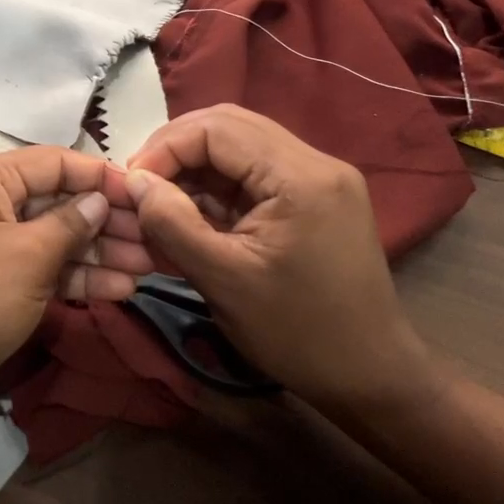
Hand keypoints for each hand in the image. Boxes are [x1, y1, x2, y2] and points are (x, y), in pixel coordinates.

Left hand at [0, 146, 152, 405]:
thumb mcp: (27, 257)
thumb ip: (69, 224)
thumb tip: (99, 198)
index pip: (55, 161)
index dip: (102, 176)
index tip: (148, 194)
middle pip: (59, 199)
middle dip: (107, 218)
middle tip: (157, 240)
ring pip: (57, 237)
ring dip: (101, 251)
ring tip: (150, 267)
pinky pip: (45, 267)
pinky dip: (79, 276)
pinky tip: (120, 288)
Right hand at [124, 105, 440, 413]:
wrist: (371, 380)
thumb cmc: (297, 334)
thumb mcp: (222, 281)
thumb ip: (172, 223)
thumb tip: (133, 180)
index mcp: (301, 178)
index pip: (217, 129)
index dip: (166, 147)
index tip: (132, 183)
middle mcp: (316, 162)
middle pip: (228, 124)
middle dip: (176, 147)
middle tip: (141, 182)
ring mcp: (319, 176)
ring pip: (239, 142)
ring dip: (194, 162)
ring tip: (160, 196)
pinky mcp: (314, 194)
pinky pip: (253, 167)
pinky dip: (216, 180)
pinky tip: (192, 208)